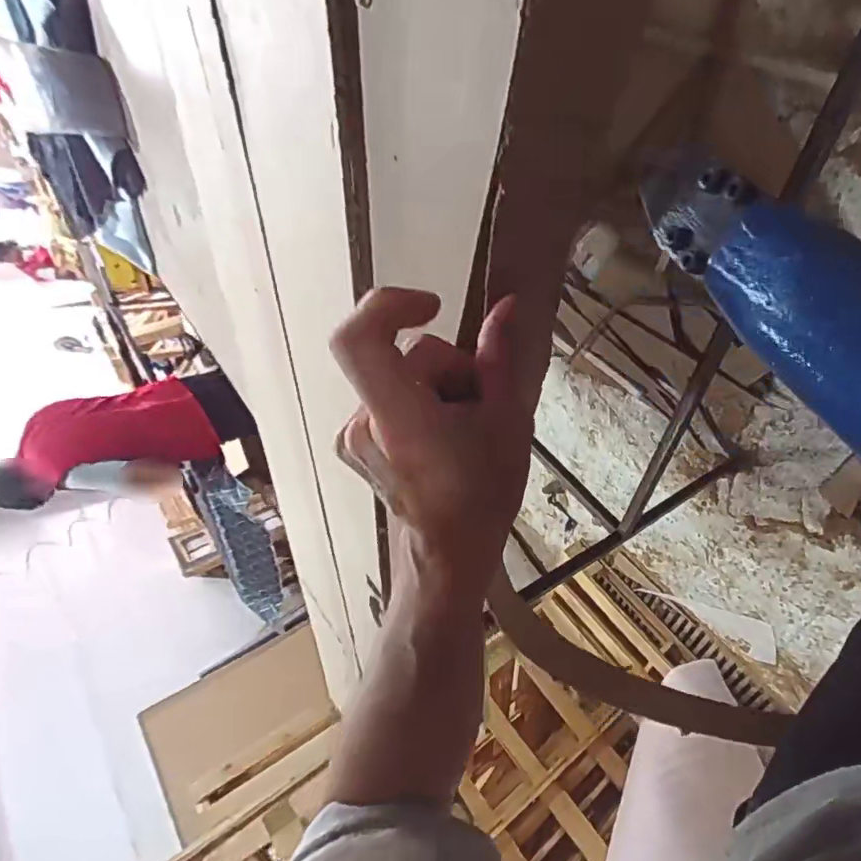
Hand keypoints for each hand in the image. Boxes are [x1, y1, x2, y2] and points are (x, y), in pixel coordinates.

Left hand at [330, 288, 530, 595]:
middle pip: (404, 358)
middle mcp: (363, 422)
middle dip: (450, 368)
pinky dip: (418, 403)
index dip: (389, 305)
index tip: (433, 308)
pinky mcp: (353, 442)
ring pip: (399, 378)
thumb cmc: (483, 495)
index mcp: (398, 417)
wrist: (449, 555)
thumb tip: (506, 306)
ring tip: (464, 428)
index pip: (357, 339)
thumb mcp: (507, 422)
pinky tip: (442, 437)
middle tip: (481, 404)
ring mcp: (353, 434)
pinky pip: (387, 399)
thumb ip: (499, 358)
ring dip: (437, 388)